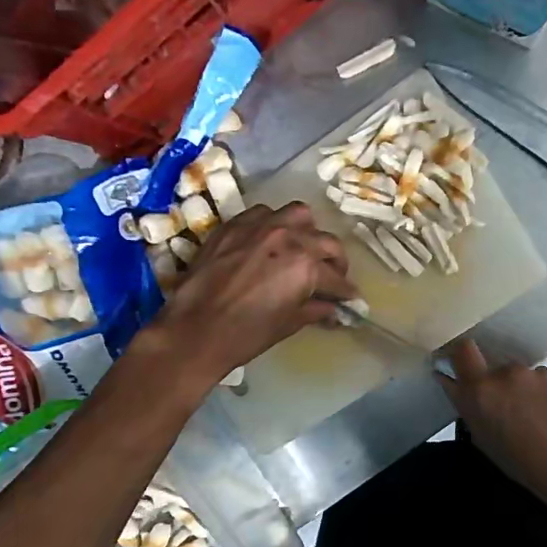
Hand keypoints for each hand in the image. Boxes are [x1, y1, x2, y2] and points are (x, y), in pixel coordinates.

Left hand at [145, 202, 358, 390]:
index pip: (337, 278)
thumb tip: (332, 308)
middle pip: (326, 241)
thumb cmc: (248, 333)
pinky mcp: (234, 226)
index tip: (351, 299)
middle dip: (335, 260)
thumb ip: (316, 309)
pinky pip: (264, 214)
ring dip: (307, 231)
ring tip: (303, 248)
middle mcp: (288, 238)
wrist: (195, 329)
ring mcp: (260, 227)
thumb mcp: (290, 323)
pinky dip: (274, 225)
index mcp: (306, 266)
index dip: (346, 291)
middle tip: (332, 276)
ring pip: (299, 215)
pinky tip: (270, 242)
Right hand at [435, 339, 546, 531]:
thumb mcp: (484, 440)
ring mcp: (542, 374)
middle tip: (515, 415)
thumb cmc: (523, 465)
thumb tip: (452, 381)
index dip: (463, 356)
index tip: (467, 368)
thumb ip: (468, 406)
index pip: (462, 350)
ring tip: (543, 423)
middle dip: (504, 388)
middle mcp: (510, 373)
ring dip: (531, 394)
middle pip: (500, 371)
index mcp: (483, 389)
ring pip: (529, 379)